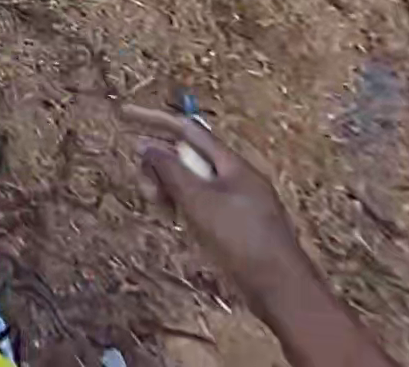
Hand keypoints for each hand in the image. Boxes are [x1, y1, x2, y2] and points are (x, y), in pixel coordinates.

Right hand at [120, 105, 312, 308]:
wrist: (284, 295)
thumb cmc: (240, 239)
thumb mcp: (196, 197)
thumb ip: (167, 166)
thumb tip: (144, 142)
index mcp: (234, 167)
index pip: (188, 129)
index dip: (154, 119)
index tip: (124, 113)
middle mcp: (235, 179)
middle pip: (183, 155)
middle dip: (157, 164)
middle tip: (147, 185)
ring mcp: (235, 201)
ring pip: (186, 178)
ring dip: (165, 185)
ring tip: (160, 205)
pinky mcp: (231, 221)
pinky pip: (195, 198)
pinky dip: (178, 201)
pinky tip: (173, 216)